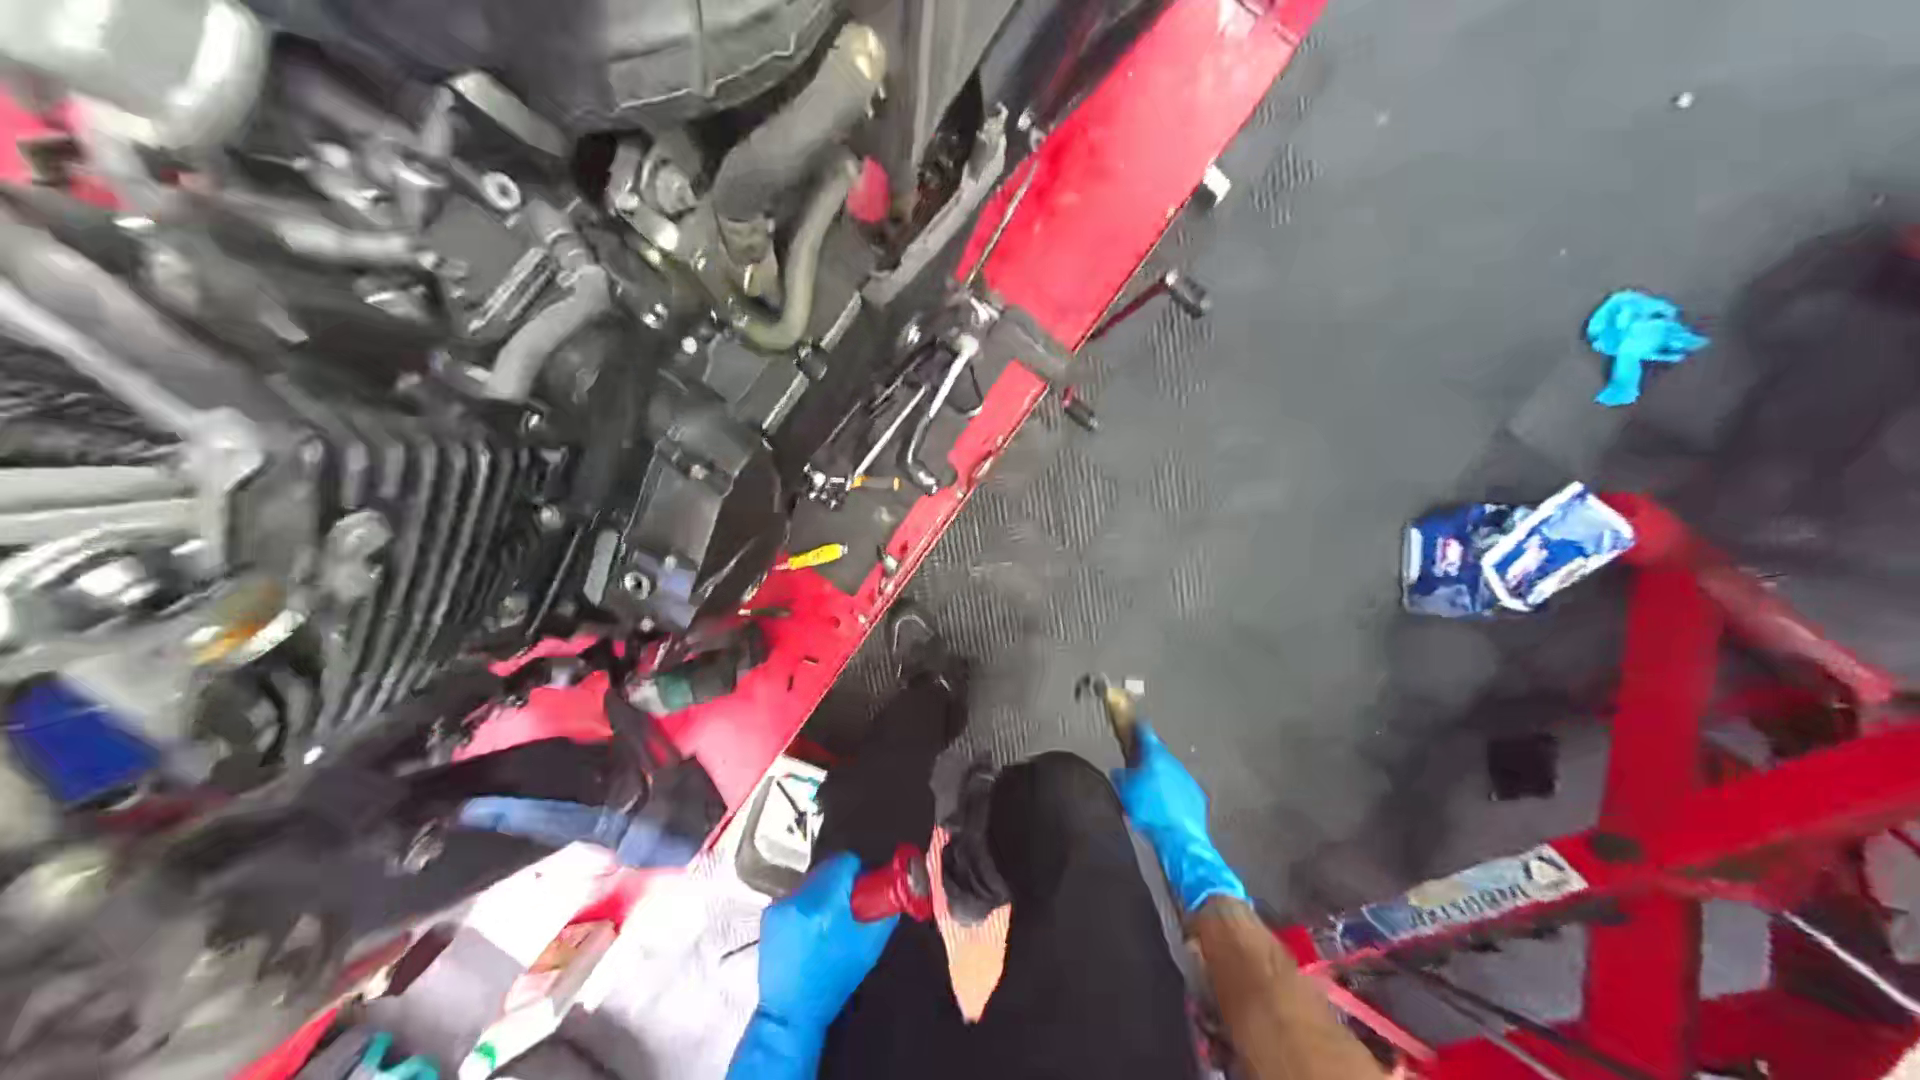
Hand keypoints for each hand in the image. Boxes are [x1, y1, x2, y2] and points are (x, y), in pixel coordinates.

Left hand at [726, 852, 898, 1079]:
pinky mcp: (768, 914)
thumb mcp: (869, 947)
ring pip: (812, 881)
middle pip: (827, 869)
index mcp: (823, 904)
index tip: (864, 891)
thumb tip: (892, 889)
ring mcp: (779, 905)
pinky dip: (807, 905)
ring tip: (829, 923)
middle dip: (842, 883)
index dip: (859, 872)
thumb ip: (884, 912)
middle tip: (851, 908)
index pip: (845, 861)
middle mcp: (798, 898)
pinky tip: (811, 931)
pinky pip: (797, 896)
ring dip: (824, 893)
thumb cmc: (834, 979)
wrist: (790, 1012)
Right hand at [1111, 723, 1248, 913]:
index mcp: (1155, 757)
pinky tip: (1165, 802)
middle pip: (1158, 751)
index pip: (1145, 732)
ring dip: (1161, 773)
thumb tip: (1119, 771)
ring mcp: (1187, 778)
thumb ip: (1122, 776)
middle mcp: (1173, 763)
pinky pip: (1181, 785)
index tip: (1133, 718)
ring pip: (1170, 769)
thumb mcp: (1125, 793)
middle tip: (1138, 759)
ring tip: (1150, 787)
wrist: (1179, 839)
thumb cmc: (1149, 814)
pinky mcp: (1196, 795)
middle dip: (1148, 753)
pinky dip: (1172, 789)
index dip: (1137, 725)